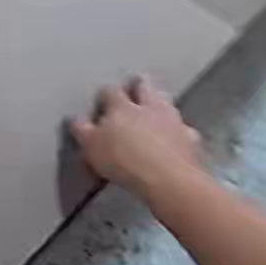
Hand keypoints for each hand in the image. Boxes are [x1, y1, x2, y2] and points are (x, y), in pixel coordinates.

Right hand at [70, 77, 206, 199]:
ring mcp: (173, 122)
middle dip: (139, 86)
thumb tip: (74, 119)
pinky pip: (185, 130)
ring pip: (168, 105)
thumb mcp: (90, 146)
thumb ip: (82, 130)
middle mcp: (149, 108)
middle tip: (136, 84)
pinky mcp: (191, 140)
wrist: (168, 180)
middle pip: (145, 89)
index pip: (110, 92)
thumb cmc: (122, 160)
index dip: (105, 93)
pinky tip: (177, 137)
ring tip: (157, 107)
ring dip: (161, 104)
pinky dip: (180, 131)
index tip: (102, 96)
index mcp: (121, 108)